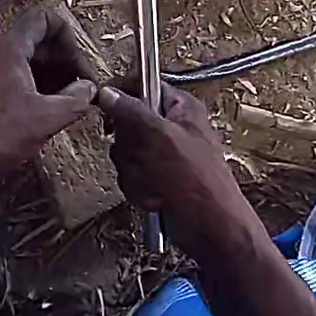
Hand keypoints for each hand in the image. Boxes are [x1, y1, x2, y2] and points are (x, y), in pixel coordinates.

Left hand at [0, 9, 97, 173]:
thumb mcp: (45, 119)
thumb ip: (75, 100)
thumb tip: (89, 88)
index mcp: (10, 49)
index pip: (44, 18)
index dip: (69, 36)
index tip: (80, 66)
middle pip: (37, 39)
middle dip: (64, 60)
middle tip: (82, 88)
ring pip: (26, 58)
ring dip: (51, 75)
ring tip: (69, 102)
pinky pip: (14, 75)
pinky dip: (34, 85)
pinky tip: (47, 111)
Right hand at [97, 83, 268, 259]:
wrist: (211, 231)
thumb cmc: (195, 180)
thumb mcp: (158, 135)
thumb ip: (130, 110)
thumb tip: (107, 93)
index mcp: (180, 107)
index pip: (142, 84)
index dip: (121, 93)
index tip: (104, 104)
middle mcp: (171, 127)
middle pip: (127, 121)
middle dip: (128, 144)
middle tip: (143, 155)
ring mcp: (163, 153)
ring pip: (125, 150)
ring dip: (133, 169)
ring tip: (153, 180)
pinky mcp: (157, 177)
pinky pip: (130, 172)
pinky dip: (137, 185)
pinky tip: (154, 195)